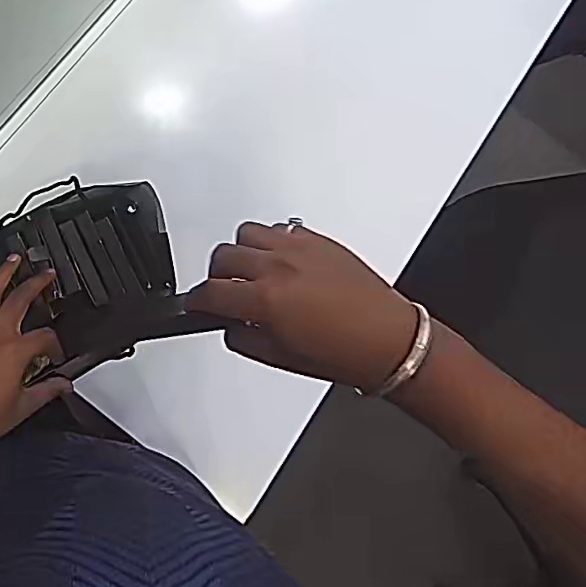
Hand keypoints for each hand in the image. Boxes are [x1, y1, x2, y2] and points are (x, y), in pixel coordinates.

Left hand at [0, 256, 69, 466]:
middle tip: (47, 273)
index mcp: (15, 351)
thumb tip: (63, 385)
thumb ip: (47, 391)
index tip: (55, 353)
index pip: (45, 337)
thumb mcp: (22, 408)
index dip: (55, 344)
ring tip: (13, 258)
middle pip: (21, 298)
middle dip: (38, 283)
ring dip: (4, 271)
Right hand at [187, 222, 417, 391]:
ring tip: (252, 271)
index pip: (211, 292)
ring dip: (242, 253)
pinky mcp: (316, 238)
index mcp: (265, 300)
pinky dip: (271, 242)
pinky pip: (279, 228)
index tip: (198, 305)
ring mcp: (298, 248)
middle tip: (226, 291)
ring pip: (247, 233)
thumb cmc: (345, 352)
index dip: (197, 301)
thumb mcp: (281, 358)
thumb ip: (244, 338)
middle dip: (217, 276)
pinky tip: (280, 261)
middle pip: (223, 256)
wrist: (388, 339)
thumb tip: (229, 325)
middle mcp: (278, 266)